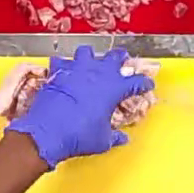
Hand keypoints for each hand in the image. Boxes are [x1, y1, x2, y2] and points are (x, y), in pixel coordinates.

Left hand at [7, 45, 154, 168]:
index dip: (143, 84)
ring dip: (90, 56)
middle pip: (115, 57)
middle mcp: (98, 73)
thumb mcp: (102, 140)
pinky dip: (63, 66)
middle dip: (120, 58)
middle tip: (122, 61)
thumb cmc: (79, 136)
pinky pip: (61, 62)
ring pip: (87, 51)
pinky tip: (63, 71)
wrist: (47, 133)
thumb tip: (122, 138)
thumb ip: (114, 136)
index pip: (136, 82)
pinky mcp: (57, 72)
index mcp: (114, 88)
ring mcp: (76, 69)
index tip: (146, 85)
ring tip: (89, 62)